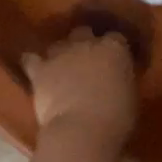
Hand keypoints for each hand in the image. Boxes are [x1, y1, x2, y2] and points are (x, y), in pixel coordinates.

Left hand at [21, 27, 136, 149]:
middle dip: (85, 42)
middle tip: (88, 60)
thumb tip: (115, 79)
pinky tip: (34, 68)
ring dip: (61, 53)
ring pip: (58, 44)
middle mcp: (86, 44)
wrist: (82, 129)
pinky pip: (31, 60)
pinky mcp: (40, 69)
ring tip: (62, 67)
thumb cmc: (116, 118)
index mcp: (114, 49)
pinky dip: (33, 63)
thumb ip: (121, 79)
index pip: (116, 38)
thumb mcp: (129, 95)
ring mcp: (61, 54)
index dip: (114, 48)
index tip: (115, 59)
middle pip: (84, 32)